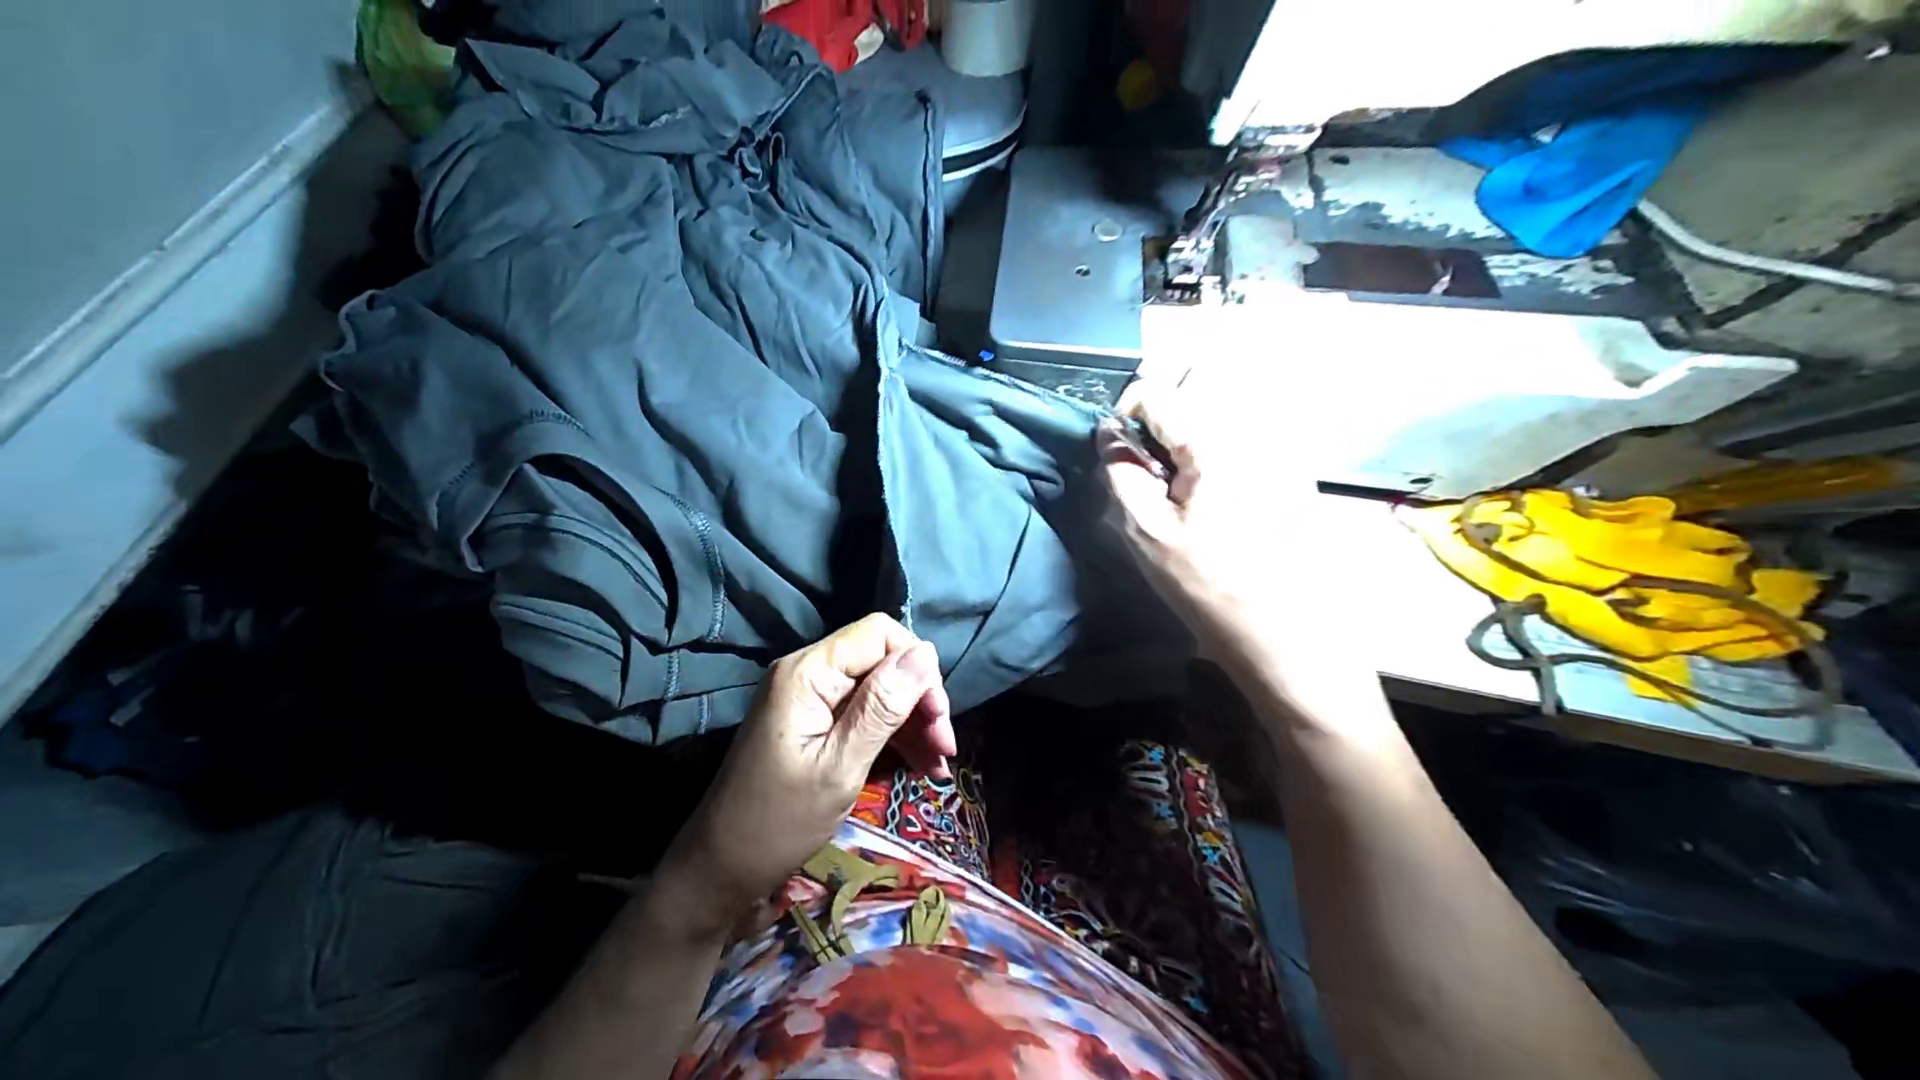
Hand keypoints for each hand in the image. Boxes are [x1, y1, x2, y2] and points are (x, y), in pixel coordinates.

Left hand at [653, 614, 953, 929]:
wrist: (721, 869)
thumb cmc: (778, 823)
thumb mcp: (840, 768)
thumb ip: (882, 707)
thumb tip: (925, 653)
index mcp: (807, 672)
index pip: (879, 634)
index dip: (917, 668)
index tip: (938, 719)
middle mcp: (808, 672)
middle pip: (881, 660)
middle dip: (919, 699)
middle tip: (944, 750)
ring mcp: (810, 696)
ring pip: (879, 688)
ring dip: (912, 721)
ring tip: (938, 765)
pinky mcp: (814, 721)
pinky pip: (864, 712)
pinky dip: (893, 734)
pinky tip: (921, 764)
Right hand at [1099, 379, 1298, 654]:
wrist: (1282, 631)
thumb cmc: (1207, 584)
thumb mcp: (1146, 530)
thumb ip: (1121, 471)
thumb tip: (1110, 434)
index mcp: (1217, 441)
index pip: (1155, 394)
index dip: (1125, 419)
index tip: (1121, 457)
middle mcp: (1257, 429)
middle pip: (1191, 394)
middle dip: (1161, 425)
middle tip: (1153, 474)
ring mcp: (1283, 447)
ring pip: (1219, 411)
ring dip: (1189, 437)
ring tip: (1184, 488)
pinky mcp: (1296, 467)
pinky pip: (1245, 435)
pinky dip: (1217, 452)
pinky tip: (1217, 498)